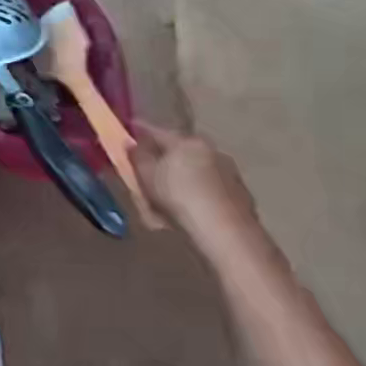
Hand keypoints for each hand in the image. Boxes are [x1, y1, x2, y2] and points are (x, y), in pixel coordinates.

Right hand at [131, 121, 259, 247]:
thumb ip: (136, 155)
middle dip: (159, 163)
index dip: (136, 134)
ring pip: (193, 172)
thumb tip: (132, 144)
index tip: (124, 139)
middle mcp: (212, 151)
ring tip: (162, 203)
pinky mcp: (241, 195)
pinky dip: (194, 196)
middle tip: (143, 178)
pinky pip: (207, 190)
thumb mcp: (145, 175)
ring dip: (177, 181)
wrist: (226, 234)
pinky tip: (186, 213)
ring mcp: (230, 173)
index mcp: (188, 141)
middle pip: (177, 153)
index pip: (155, 131)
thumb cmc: (178, 197)